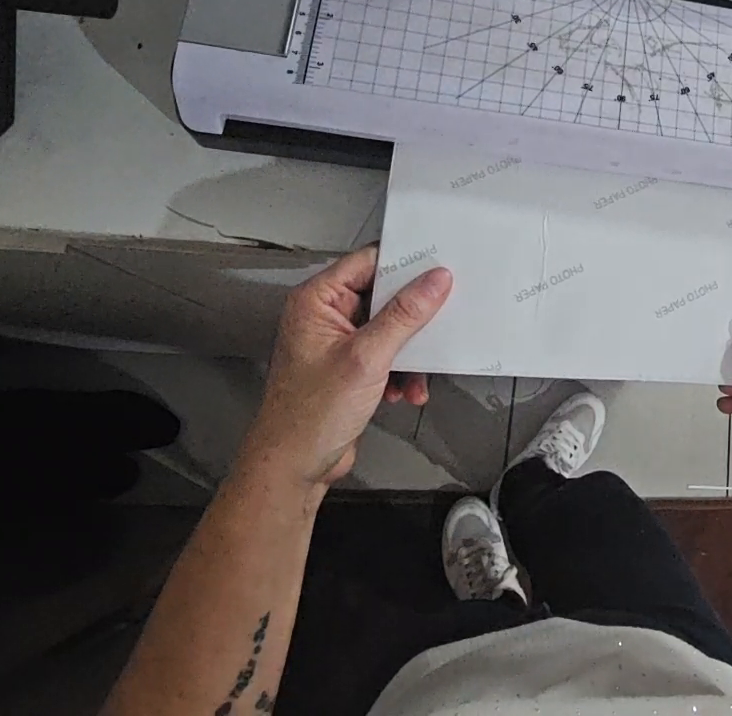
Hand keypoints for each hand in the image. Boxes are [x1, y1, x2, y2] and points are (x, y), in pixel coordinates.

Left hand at [237, 246, 451, 488]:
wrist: (293, 469)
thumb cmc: (308, 416)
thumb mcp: (366, 358)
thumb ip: (404, 315)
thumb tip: (435, 280)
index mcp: (317, 301)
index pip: (368, 261)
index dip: (404, 264)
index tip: (438, 268)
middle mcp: (326, 315)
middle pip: (384, 295)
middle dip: (412, 316)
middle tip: (439, 318)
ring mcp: (339, 341)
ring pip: (391, 327)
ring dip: (410, 351)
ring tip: (416, 373)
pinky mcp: (351, 365)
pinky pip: (388, 353)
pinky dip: (402, 371)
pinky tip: (405, 391)